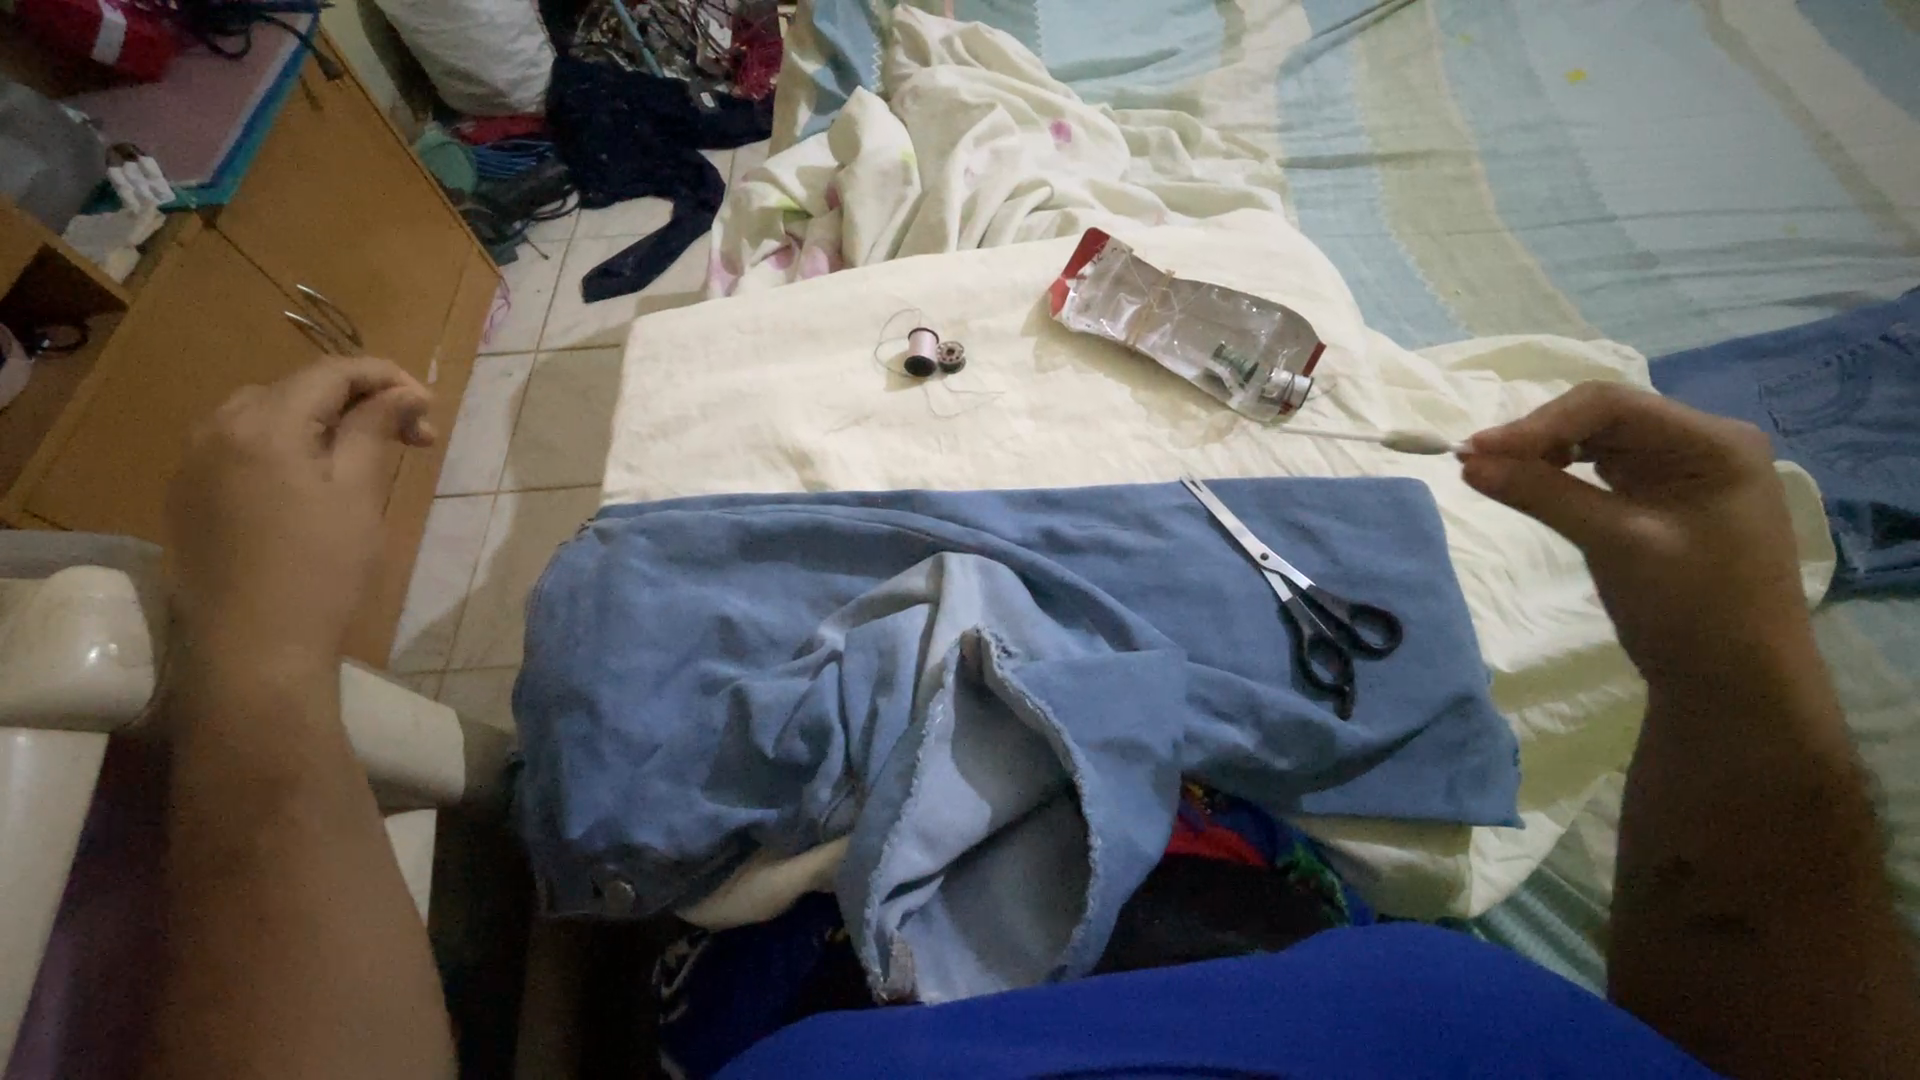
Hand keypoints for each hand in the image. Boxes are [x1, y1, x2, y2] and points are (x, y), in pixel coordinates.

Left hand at [165, 357, 433, 671]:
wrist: (256, 644)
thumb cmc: (322, 568)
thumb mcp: (359, 493)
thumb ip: (375, 430)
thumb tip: (402, 392)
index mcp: (261, 425)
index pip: (328, 372)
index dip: (385, 377)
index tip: (429, 404)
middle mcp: (216, 429)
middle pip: (296, 388)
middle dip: (358, 400)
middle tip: (411, 437)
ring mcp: (194, 462)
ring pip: (266, 413)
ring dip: (322, 420)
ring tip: (367, 454)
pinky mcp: (190, 493)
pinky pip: (242, 444)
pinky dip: (288, 443)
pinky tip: (317, 477)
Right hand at [1460, 382, 1808, 686]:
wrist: (1733, 680)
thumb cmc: (1692, 608)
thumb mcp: (1615, 542)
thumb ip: (1541, 494)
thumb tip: (1467, 463)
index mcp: (1712, 443)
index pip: (1609, 406)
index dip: (1536, 424)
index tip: (1473, 453)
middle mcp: (1698, 443)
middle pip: (1599, 416)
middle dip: (1534, 435)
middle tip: (1472, 462)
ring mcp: (1676, 470)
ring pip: (1592, 439)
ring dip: (1539, 452)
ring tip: (1490, 471)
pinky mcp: (1653, 496)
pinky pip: (1593, 469)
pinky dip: (1553, 473)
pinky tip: (1525, 482)